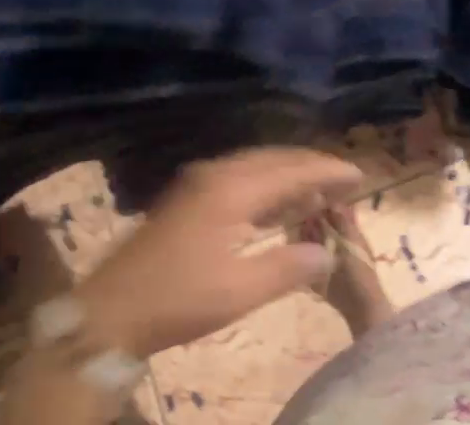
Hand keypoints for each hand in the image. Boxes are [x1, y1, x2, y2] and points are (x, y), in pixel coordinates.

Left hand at [73, 148, 363, 357]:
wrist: (110, 310)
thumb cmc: (178, 299)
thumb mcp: (239, 291)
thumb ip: (288, 267)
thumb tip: (327, 252)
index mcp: (233, 188)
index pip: (293, 170)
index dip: (328, 171)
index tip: (359, 175)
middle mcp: (217, 173)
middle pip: (275, 159)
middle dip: (312, 166)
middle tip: (343, 178)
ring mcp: (199, 181)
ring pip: (256, 165)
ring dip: (288, 173)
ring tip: (318, 188)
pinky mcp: (188, 195)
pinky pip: (239, 175)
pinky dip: (266, 183)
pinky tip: (277, 203)